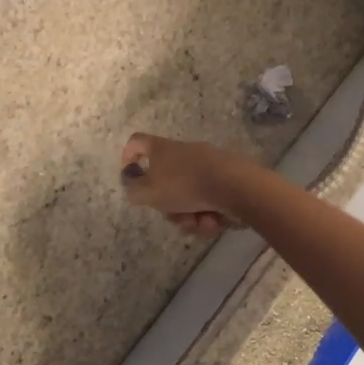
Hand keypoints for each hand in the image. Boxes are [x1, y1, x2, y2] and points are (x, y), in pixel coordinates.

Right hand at [119, 133, 247, 238]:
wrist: (235, 186)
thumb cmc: (185, 184)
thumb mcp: (148, 191)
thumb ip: (133, 190)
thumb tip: (132, 185)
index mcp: (162, 149)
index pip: (137, 142)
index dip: (128, 156)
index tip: (130, 175)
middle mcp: (184, 154)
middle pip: (166, 183)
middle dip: (169, 207)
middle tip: (173, 215)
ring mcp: (206, 168)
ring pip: (188, 199)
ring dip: (190, 217)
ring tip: (199, 222)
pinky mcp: (225, 182)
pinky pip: (208, 204)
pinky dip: (208, 217)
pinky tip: (214, 221)